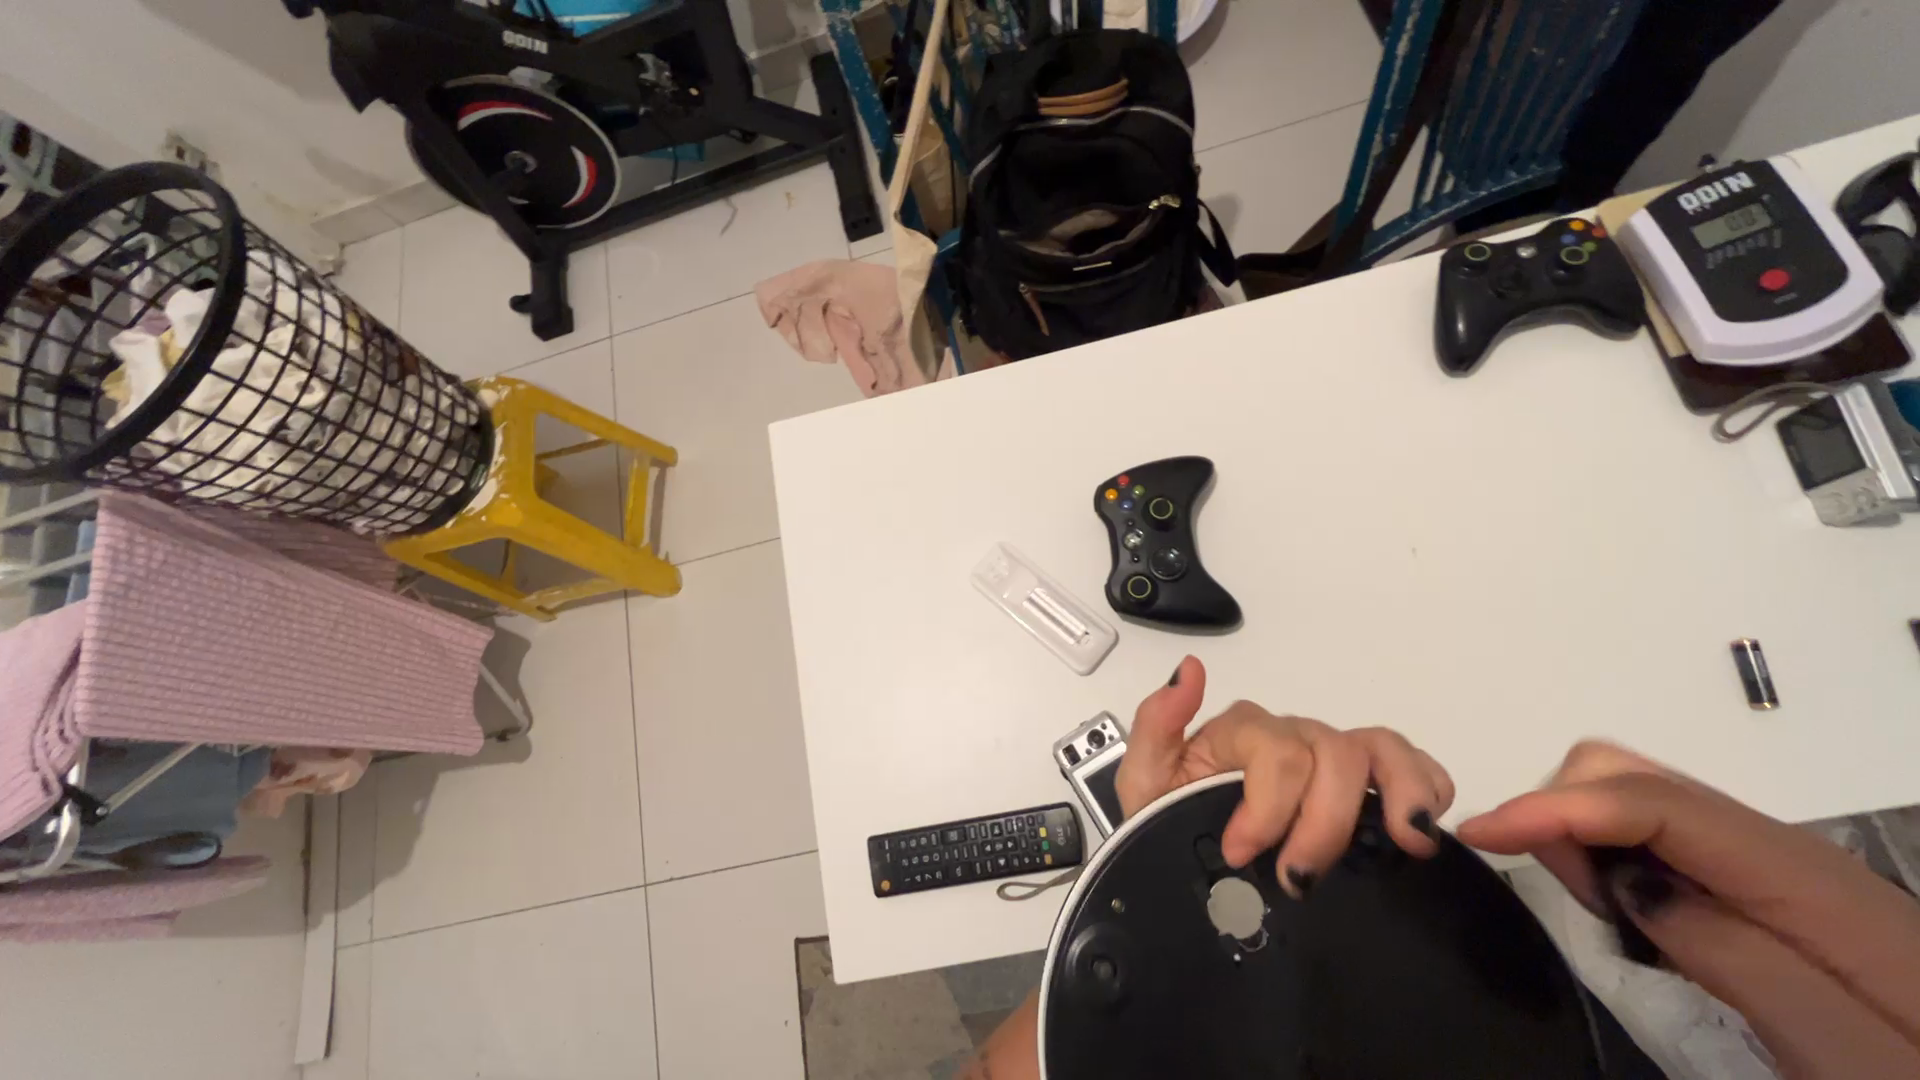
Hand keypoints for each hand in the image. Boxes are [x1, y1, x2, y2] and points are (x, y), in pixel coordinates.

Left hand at [1115, 655, 1454, 895]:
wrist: (1185, 856)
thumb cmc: (1168, 818)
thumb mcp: (1145, 777)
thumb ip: (1158, 722)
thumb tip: (1189, 668)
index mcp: (1243, 732)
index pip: (1277, 752)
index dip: (1267, 809)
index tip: (1240, 853)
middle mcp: (1293, 736)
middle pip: (1334, 756)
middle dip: (1323, 824)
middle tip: (1297, 879)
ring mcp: (1331, 757)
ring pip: (1381, 750)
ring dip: (1399, 794)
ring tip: (1406, 842)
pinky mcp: (1363, 784)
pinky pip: (1410, 766)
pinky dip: (1426, 788)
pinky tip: (1421, 828)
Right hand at [1457, 741, 1919, 1078]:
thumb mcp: (1842, 1050)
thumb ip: (1728, 953)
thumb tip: (1623, 881)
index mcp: (1804, 876)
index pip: (1651, 801)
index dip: (1553, 806)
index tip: (1476, 834)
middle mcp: (1780, 847)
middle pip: (1634, 773)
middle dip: (1563, 807)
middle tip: (1560, 885)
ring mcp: (1769, 862)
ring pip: (1636, 796)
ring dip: (1581, 829)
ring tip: (1599, 905)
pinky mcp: (1758, 884)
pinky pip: (1657, 835)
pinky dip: (1608, 850)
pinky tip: (1624, 903)